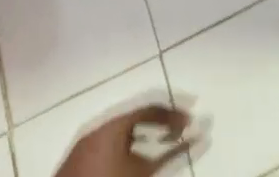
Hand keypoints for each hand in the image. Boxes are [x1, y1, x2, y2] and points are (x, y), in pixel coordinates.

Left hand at [53, 104, 194, 176]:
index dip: (173, 114)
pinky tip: (138, 157)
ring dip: (146, 134)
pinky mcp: (79, 160)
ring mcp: (87, 143)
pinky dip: (129, 146)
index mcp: (113, 124)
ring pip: (122, 130)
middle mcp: (99, 127)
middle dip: (161, 121)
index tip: (191, 121)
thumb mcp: (143, 172)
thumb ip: (172, 154)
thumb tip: (199, 138)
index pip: (149, 108)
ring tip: (164, 142)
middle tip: (181, 129)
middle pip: (135, 116)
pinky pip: (110, 142)